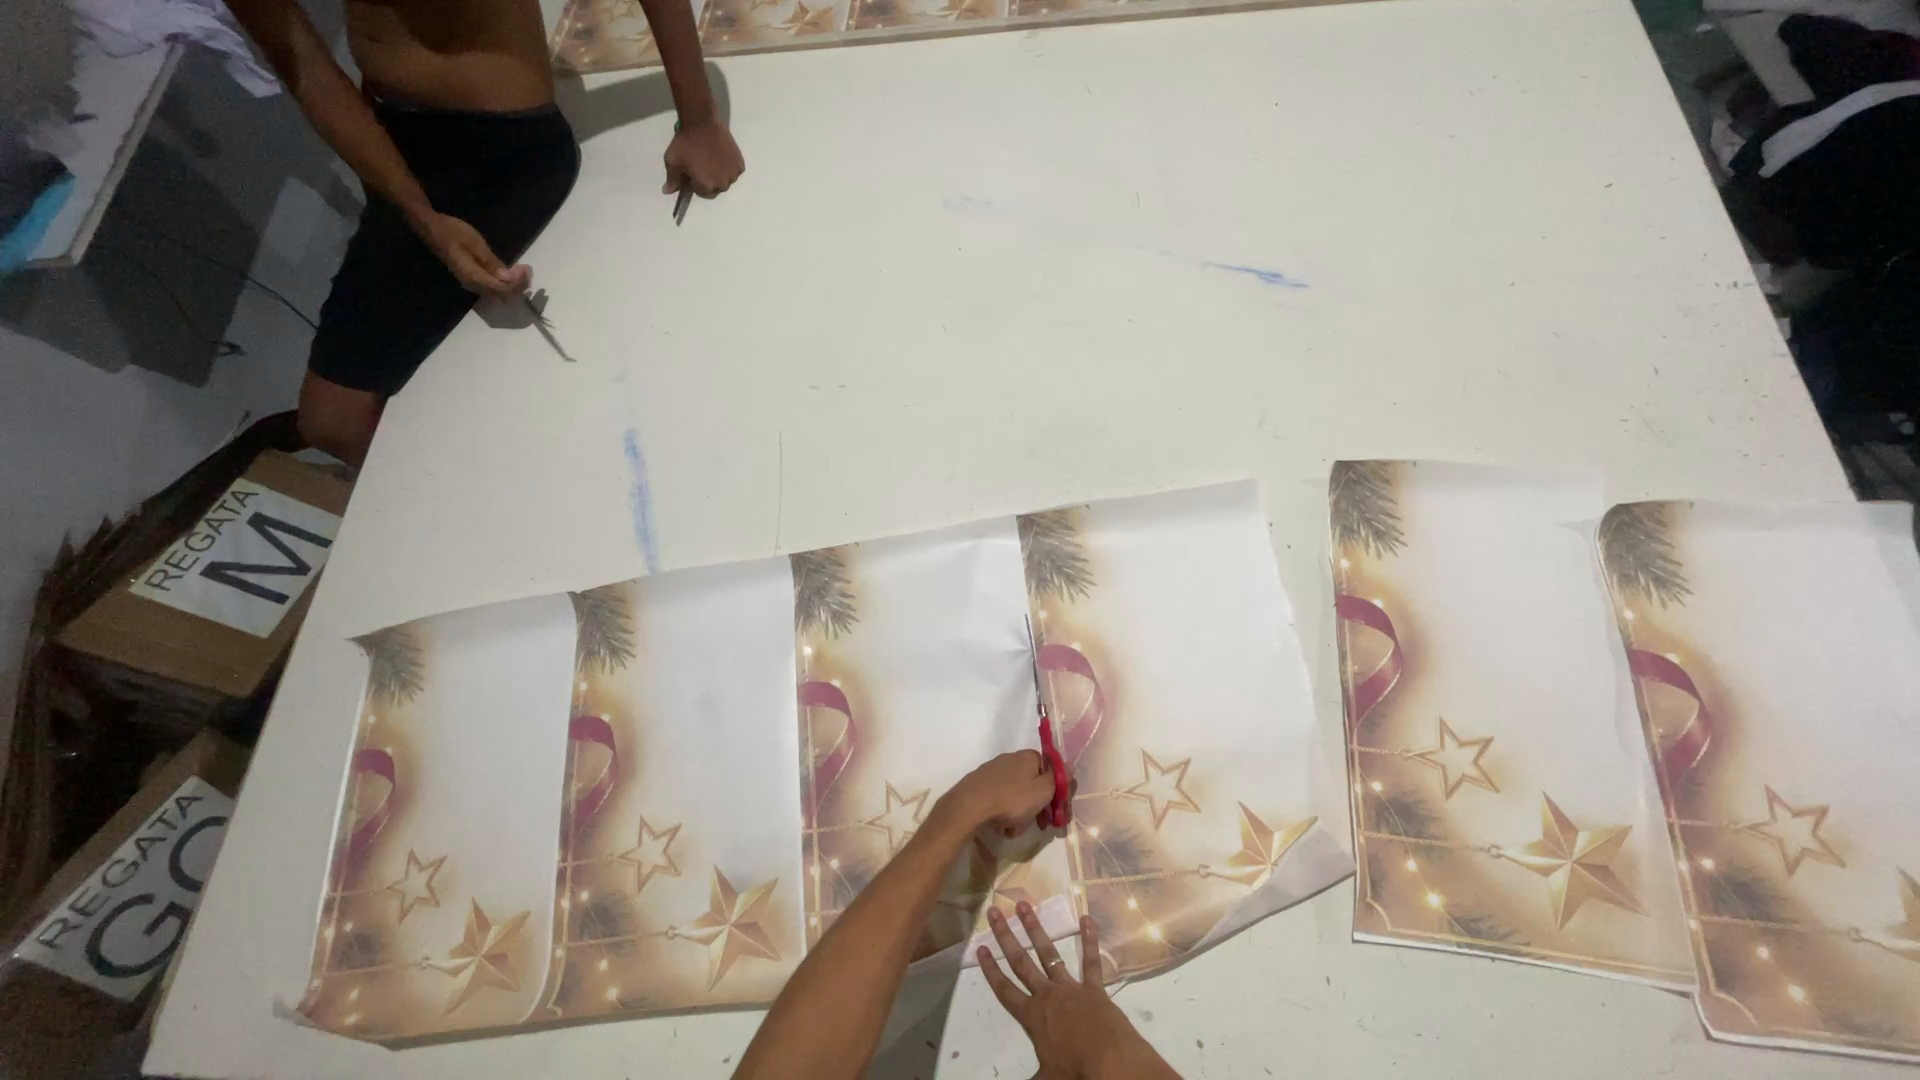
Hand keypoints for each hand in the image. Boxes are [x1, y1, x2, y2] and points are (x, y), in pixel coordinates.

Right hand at [411, 209, 528, 295]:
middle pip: (502, 294)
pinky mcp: (472, 278)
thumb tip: (508, 278)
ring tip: (523, 271)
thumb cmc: (451, 231)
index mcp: (472, 276)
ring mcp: (471, 283)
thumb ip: (491, 262)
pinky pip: (493, 287)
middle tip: (528, 270)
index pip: (502, 289)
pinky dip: (506, 282)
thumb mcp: (475, 243)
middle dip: (519, 285)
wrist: (429, 227)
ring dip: (514, 284)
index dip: (518, 283)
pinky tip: (512, 273)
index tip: (527, 269)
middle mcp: (472, 285)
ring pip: (499, 292)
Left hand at [663, 120, 743, 197]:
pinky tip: (722, 156)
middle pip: (715, 188)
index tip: (691, 170)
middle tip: (702, 164)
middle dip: (709, 179)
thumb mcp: (672, 161)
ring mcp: (733, 174)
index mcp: (706, 186)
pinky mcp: (740, 164)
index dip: (695, 181)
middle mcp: (722, 184)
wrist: (701, 122)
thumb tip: (668, 192)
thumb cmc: (685, 143)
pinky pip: (734, 171)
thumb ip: (672, 179)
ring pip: (725, 180)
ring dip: (720, 174)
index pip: (701, 192)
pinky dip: (729, 167)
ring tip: (712, 159)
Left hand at [936, 751, 1056, 836]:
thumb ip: (1059, 779)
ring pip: (1018, 795)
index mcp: (1029, 757)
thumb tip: (1069, 767)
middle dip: (1040, 807)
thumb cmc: (1012, 798)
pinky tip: (1003, 827)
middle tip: (1043, 826)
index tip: (1061, 814)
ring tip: (1016, 829)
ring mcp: (994, 772)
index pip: (1052, 772)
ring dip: (1022, 814)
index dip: (1060, 793)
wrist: (970, 805)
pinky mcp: (981, 785)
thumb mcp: (1043, 790)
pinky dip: (1005, 814)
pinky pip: (1002, 801)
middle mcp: (1011, 760)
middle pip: (1035, 785)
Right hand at [979, 908, 1177, 1079]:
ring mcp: (1071, 988)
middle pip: (1020, 962)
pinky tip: (1087, 918)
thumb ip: (1033, 1076)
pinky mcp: (1094, 988)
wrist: (1110, 1063)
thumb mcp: (1046, 1078)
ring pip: (1048, 953)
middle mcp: (1047, 995)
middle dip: (1005, 936)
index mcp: (1033, 1017)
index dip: (991, 970)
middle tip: (994, 911)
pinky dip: (1089, 939)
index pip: (1005, 990)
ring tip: (1025, 905)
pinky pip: (1091, 961)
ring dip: (1036, 929)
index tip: (980, 948)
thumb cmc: (1075, 1072)